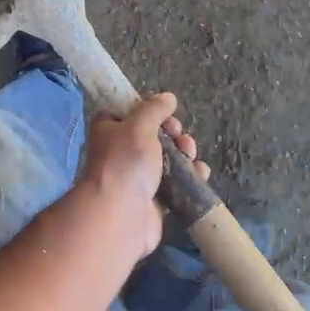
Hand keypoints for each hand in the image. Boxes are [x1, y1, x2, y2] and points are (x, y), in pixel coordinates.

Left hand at [77, 92, 212, 256]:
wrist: (121, 214)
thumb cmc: (126, 161)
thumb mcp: (139, 126)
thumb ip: (154, 109)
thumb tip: (168, 97)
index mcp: (109, 128)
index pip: (131, 111)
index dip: (151, 110)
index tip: (166, 113)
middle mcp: (120, 149)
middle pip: (153, 134)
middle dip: (173, 133)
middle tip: (180, 137)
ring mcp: (136, 175)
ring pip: (166, 158)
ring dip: (183, 153)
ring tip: (191, 155)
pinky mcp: (153, 197)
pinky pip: (175, 182)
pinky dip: (189, 176)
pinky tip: (200, 173)